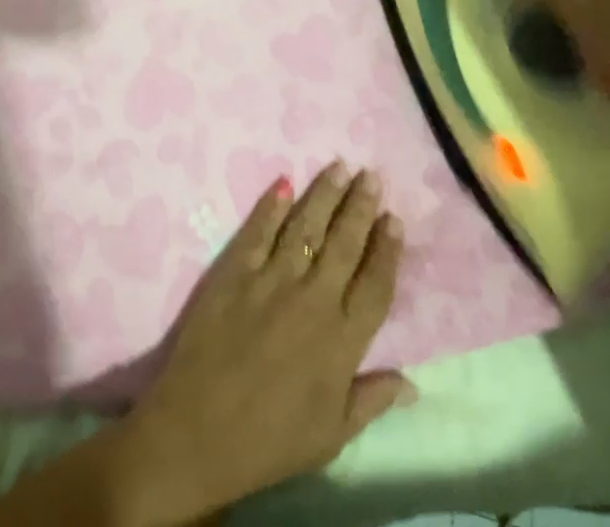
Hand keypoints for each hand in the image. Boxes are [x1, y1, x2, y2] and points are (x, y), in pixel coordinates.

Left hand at [114, 161, 411, 524]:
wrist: (196, 434)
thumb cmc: (269, 442)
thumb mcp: (332, 434)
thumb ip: (371, 400)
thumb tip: (412, 382)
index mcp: (343, 341)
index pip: (376, 283)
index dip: (388, 250)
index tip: (395, 219)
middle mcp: (313, 300)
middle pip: (344, 243)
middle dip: (360, 206)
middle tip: (370, 175)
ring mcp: (269, 282)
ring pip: (305, 228)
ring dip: (323, 195)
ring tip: (337, 167)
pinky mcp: (231, 275)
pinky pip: (256, 233)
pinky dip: (270, 207)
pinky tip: (283, 185)